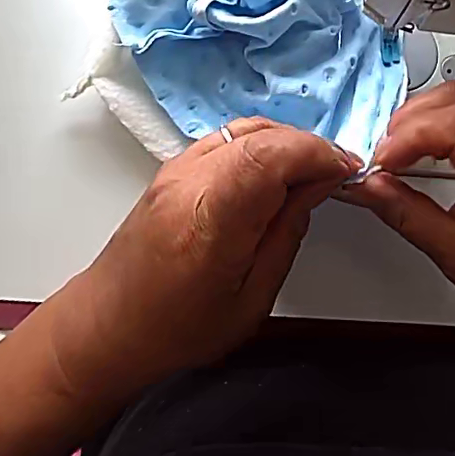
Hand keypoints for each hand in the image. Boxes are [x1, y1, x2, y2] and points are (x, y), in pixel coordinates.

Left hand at [38, 118, 357, 402]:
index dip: (318, 154)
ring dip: (285, 142)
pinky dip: (261, 143)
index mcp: (212, 216)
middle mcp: (191, 178)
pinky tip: (274, 171)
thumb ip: (288, 231)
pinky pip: (227, 137)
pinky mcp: (174, 166)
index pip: (274, 154)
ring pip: (246, 128)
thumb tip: (319, 184)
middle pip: (263, 134)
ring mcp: (178, 166)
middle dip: (308, 147)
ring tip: (308, 173)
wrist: (108, 325)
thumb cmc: (180, 327)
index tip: (346, 170)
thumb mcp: (252, 297)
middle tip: (333, 174)